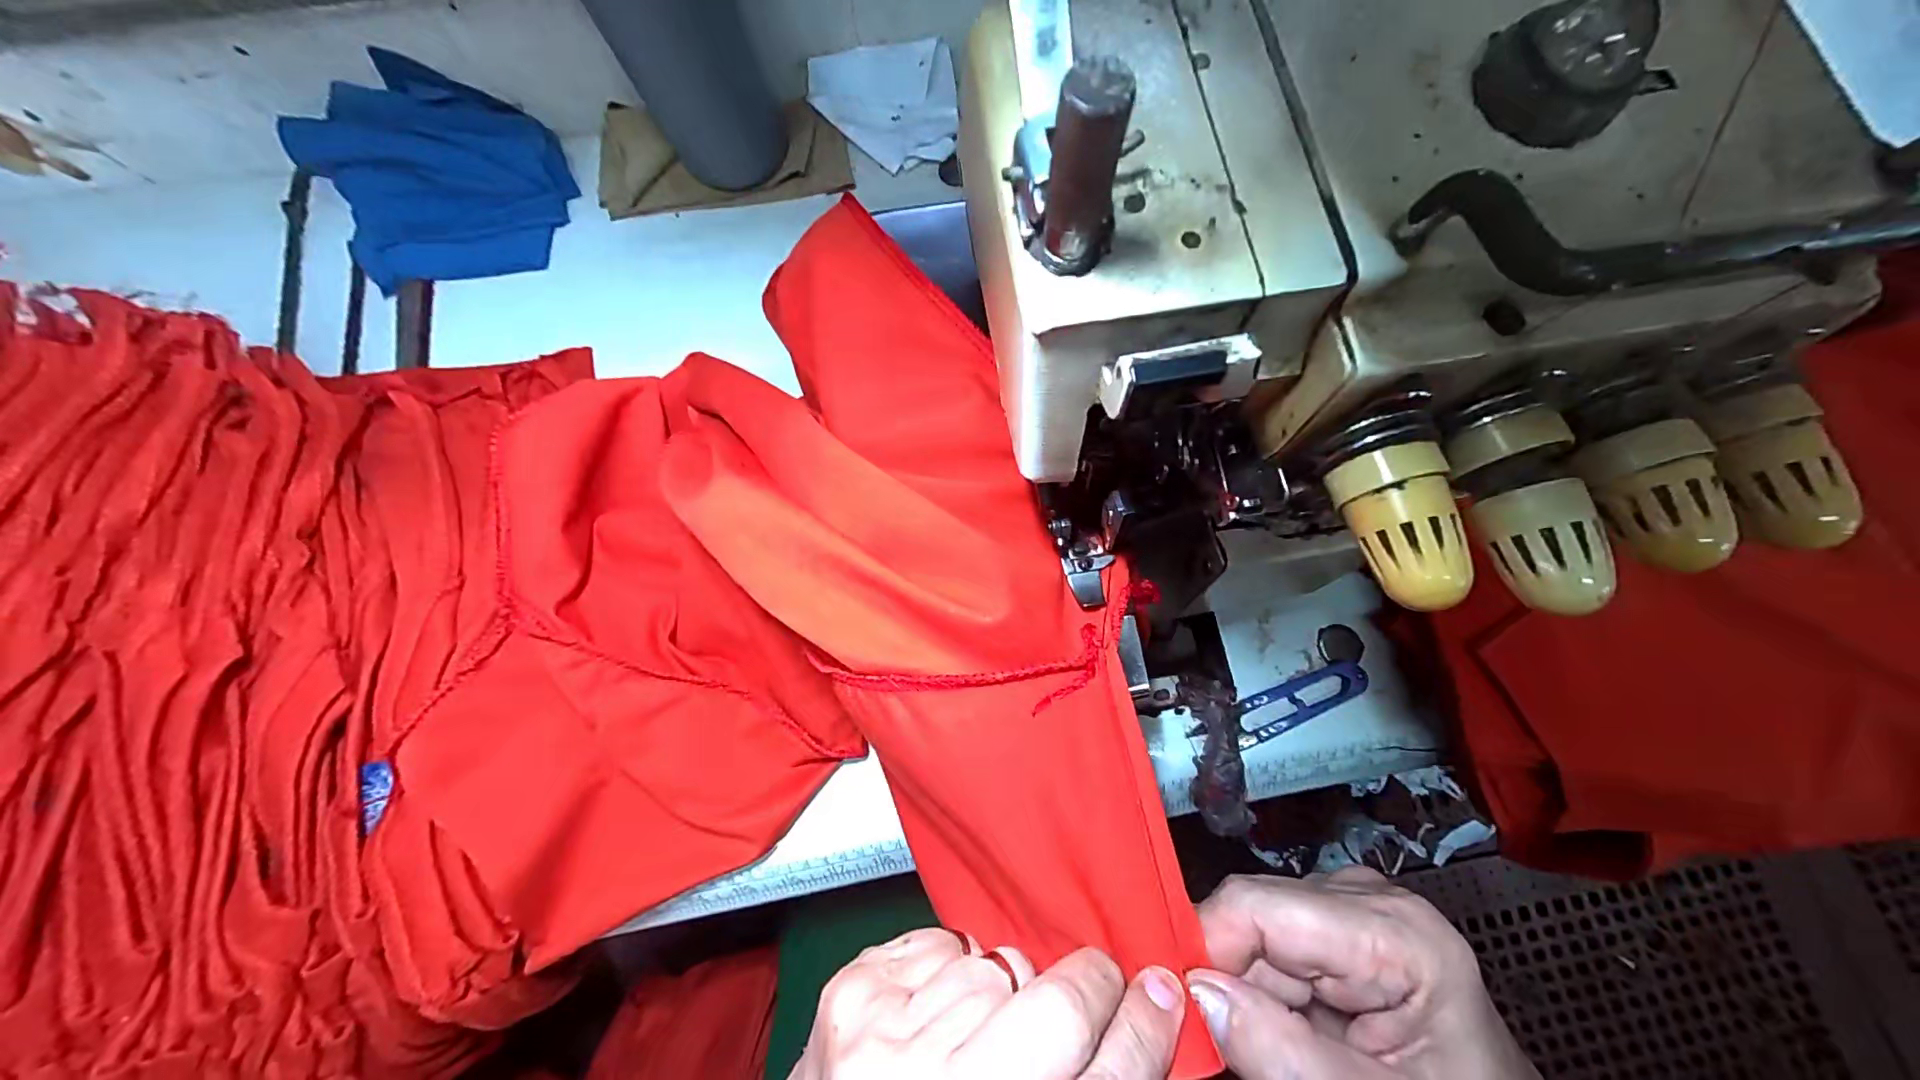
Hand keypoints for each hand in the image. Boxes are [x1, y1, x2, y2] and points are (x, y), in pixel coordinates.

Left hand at [791, 927, 1187, 1079]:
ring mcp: (888, 1041)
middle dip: (1087, 985)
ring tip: (982, 1025)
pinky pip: (940, 943)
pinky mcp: (855, 994)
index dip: (1144, 1028)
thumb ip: (1078, 1075)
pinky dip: (947, 968)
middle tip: (1094, 982)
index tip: (1158, 993)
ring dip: (1002, 986)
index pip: (1109, 1075)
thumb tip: (1136, 1016)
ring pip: (996, 966)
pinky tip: (933, 1008)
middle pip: (1056, 1008)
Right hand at [1188, 868, 1538, 1079]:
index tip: (1182, 1006)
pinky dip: (1264, 996)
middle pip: (1250, 917)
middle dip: (1230, 981)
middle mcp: (1370, 903)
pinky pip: (1271, 950)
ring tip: (1285, 1054)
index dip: (1206, 950)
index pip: (1255, 905)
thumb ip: (1282, 1053)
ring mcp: (1354, 913)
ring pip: (1253, 935)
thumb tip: (1197, 994)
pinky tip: (1295, 1037)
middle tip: (1239, 1051)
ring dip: (1248, 994)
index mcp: (1396, 933)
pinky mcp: (1340, 932)